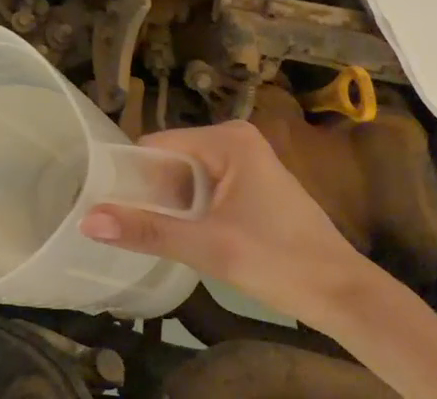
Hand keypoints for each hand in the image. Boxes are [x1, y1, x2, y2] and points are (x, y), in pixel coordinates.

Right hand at [78, 120, 378, 324]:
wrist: (349, 298)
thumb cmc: (280, 262)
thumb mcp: (207, 247)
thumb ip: (146, 230)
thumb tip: (86, 221)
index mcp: (227, 139)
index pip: (155, 146)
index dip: (131, 177)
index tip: (112, 207)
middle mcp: (235, 140)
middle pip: (169, 162)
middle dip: (151, 194)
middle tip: (134, 227)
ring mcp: (247, 163)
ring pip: (186, 179)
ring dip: (171, 206)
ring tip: (155, 235)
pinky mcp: (254, 187)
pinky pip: (205, 190)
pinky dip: (192, 212)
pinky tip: (189, 238)